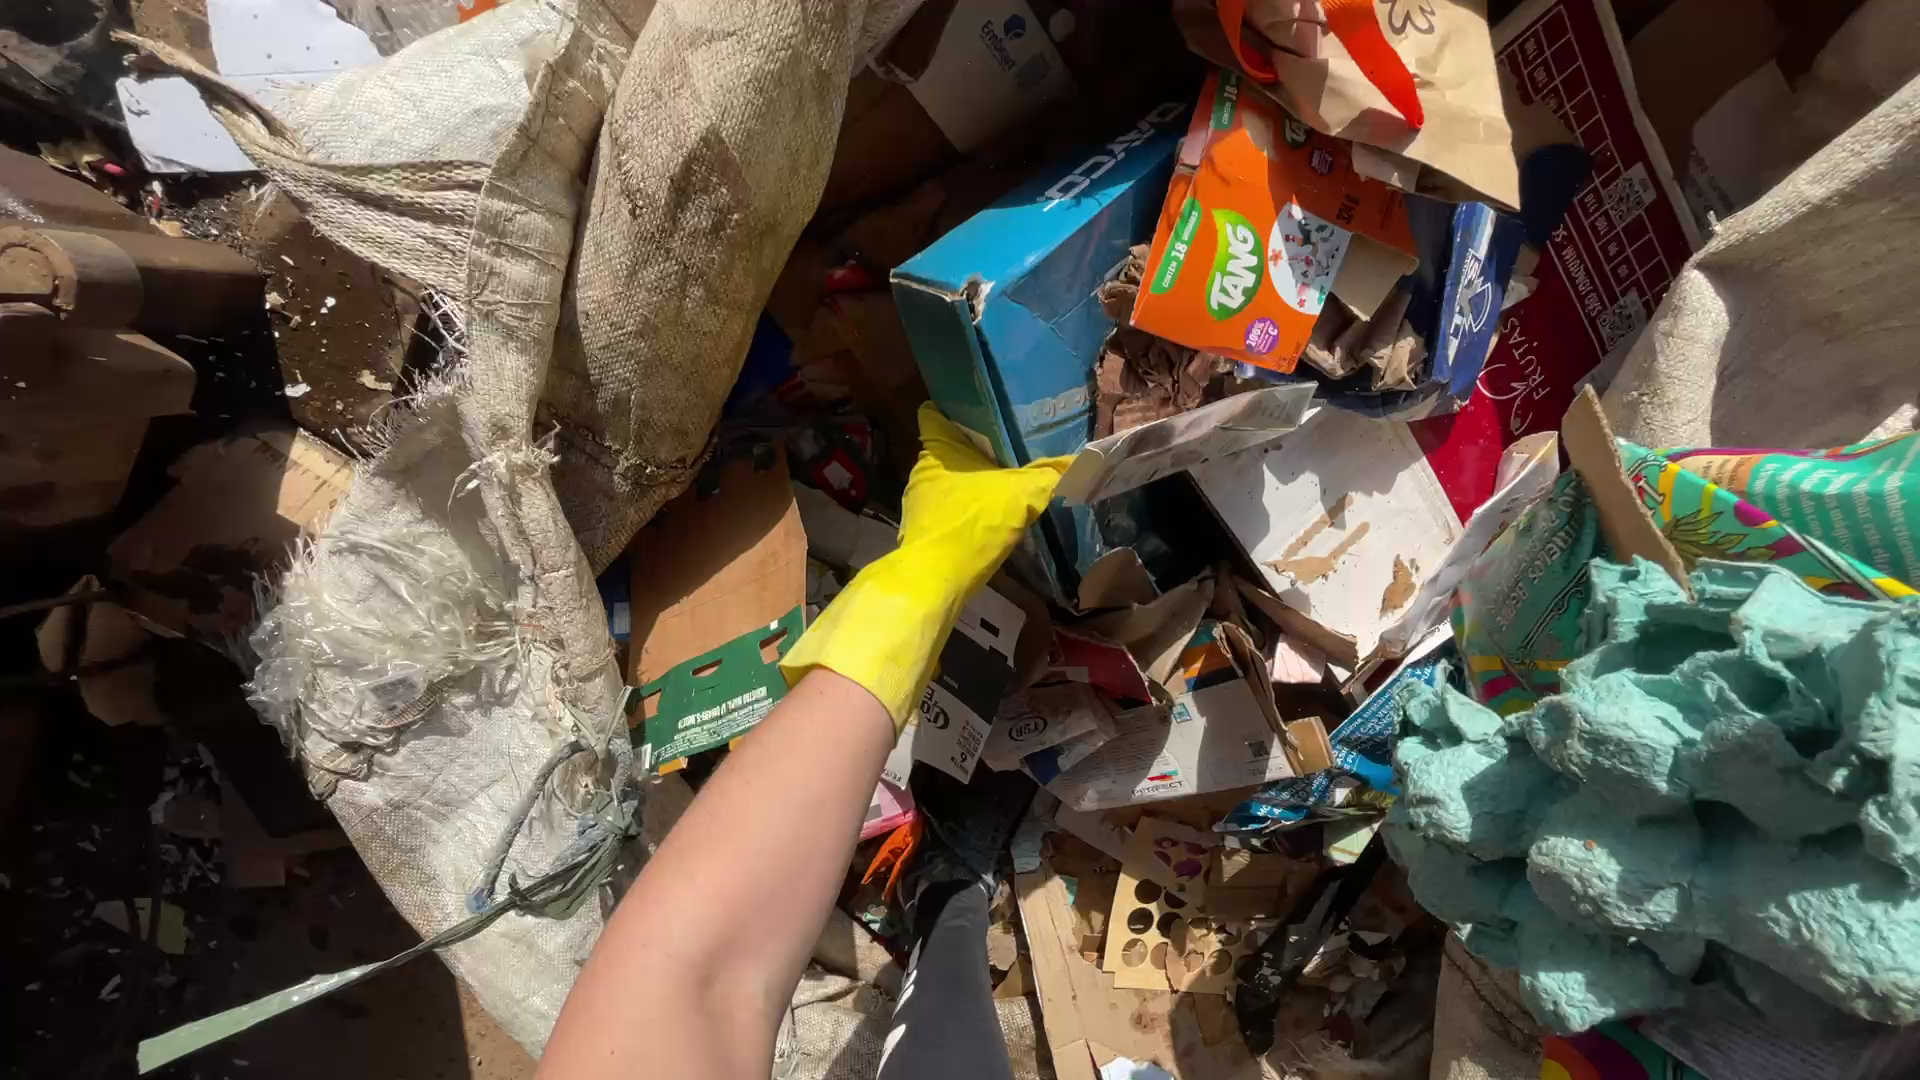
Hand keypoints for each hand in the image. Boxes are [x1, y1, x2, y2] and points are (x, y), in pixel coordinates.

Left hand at [779, 404, 1070, 731]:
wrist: (934, 582)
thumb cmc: (972, 525)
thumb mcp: (1022, 495)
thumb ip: (1051, 476)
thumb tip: (1085, 461)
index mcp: (936, 450)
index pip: (933, 412)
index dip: (954, 406)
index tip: (980, 408)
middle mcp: (921, 472)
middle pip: (945, 449)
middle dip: (971, 448)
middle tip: (1006, 445)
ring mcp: (918, 505)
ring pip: (947, 481)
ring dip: (970, 482)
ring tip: (1003, 480)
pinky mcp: (923, 533)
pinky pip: (948, 510)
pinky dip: (966, 510)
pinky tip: (989, 517)